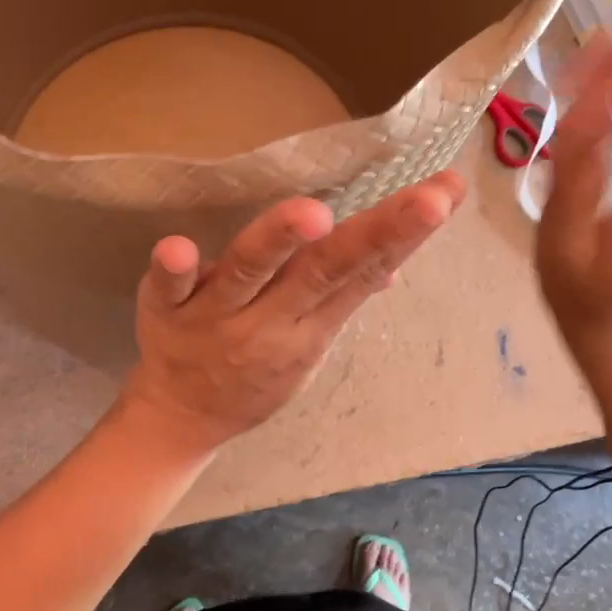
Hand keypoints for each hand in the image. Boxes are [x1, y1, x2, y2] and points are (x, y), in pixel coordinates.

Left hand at [122, 172, 466, 450]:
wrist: (180, 420)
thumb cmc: (253, 374)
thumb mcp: (309, 344)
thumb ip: (343, 299)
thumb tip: (393, 266)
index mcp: (309, 325)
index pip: (363, 272)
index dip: (406, 234)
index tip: (447, 191)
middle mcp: (270, 320)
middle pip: (324, 271)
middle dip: (377, 234)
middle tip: (426, 200)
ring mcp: (216, 316)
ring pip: (251, 273)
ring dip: (280, 242)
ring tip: (313, 214)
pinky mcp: (164, 312)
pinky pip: (166, 290)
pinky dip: (172, 270)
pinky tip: (176, 246)